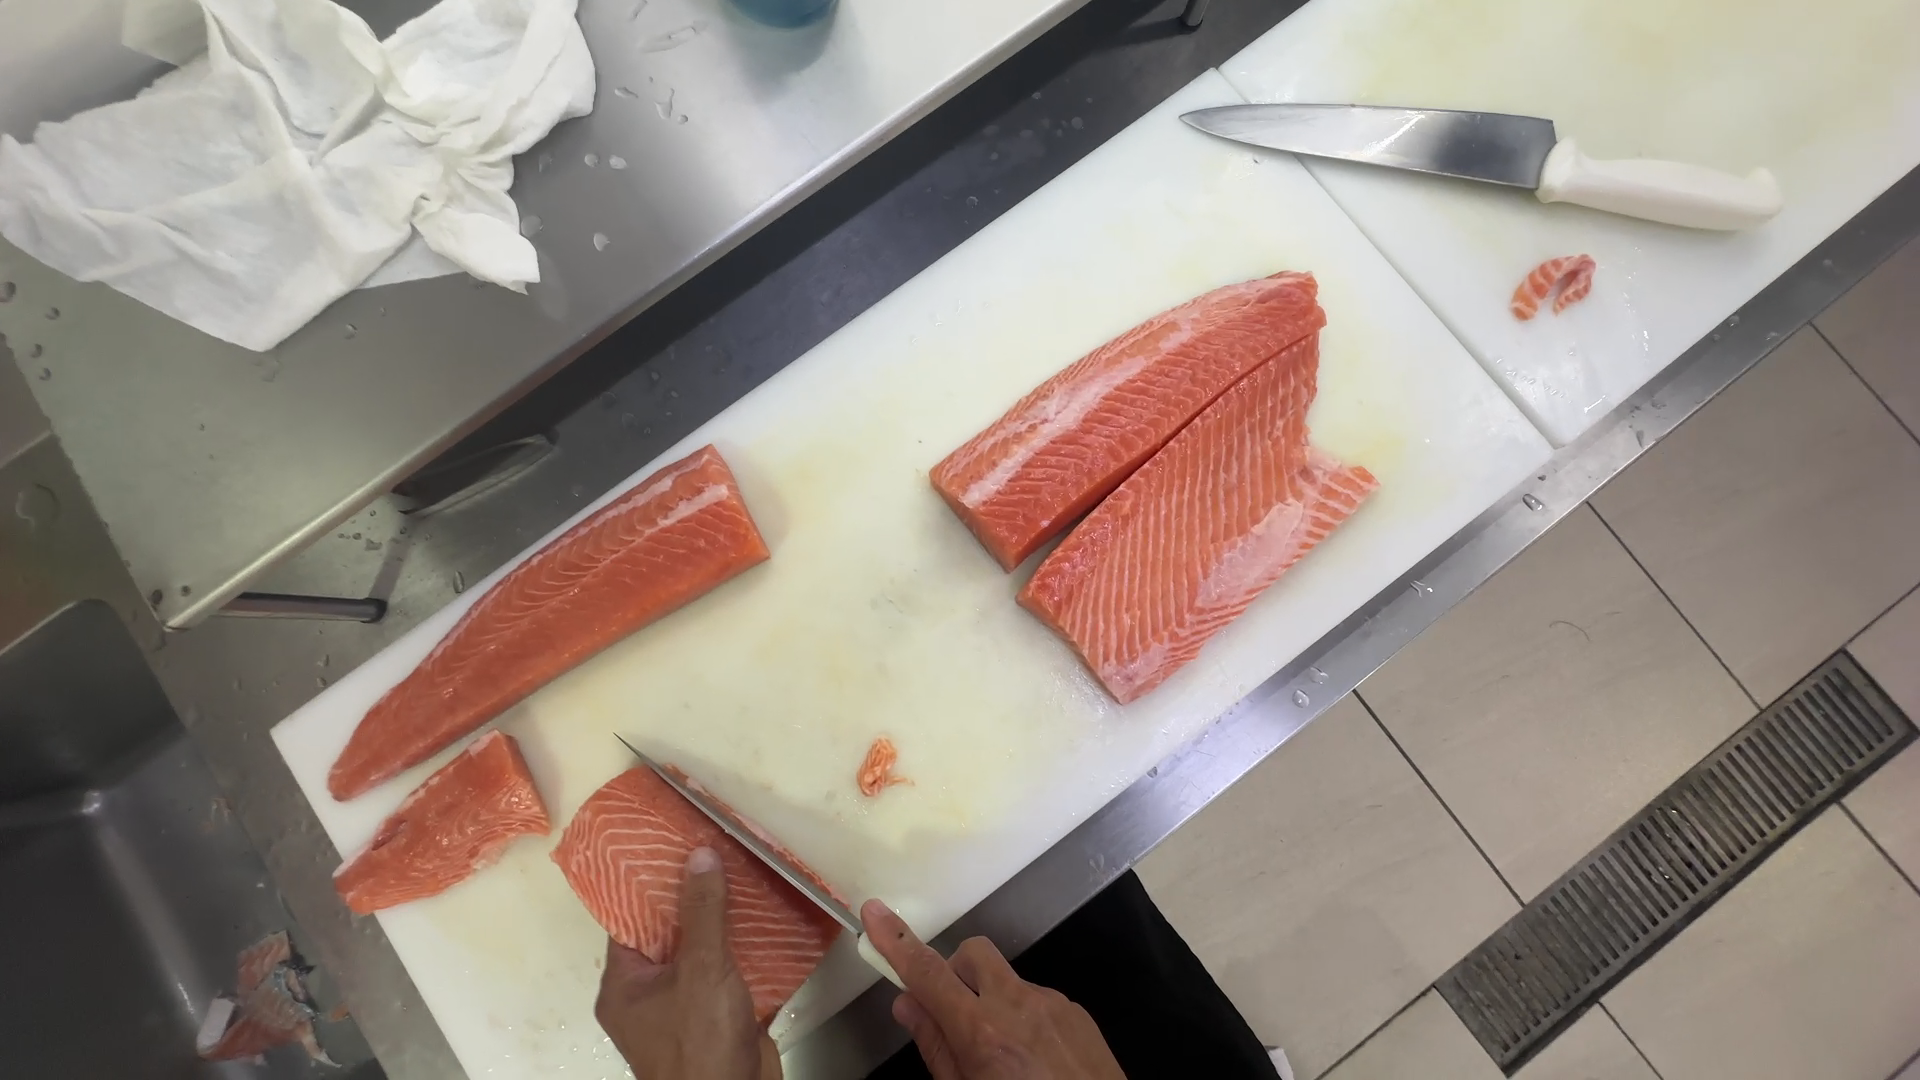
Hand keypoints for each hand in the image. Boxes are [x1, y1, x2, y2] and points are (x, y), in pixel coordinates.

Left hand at [594, 847, 779, 1079]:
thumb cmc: (701, 1041)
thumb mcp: (701, 969)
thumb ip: (702, 911)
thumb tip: (697, 853)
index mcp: (625, 985)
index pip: (631, 920)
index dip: (651, 881)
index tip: (673, 841)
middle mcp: (648, 992)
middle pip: (669, 930)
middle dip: (693, 892)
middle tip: (716, 845)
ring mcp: (684, 1004)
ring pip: (700, 946)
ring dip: (722, 914)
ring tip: (743, 867)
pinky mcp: (717, 1011)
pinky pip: (725, 965)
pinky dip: (741, 940)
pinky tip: (763, 911)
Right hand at [861, 900, 1124, 1079]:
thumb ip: (936, 1048)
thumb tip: (907, 1003)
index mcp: (983, 1033)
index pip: (928, 974)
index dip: (897, 942)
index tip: (874, 913)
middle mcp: (1018, 1004)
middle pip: (972, 954)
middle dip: (955, 974)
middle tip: (952, 1017)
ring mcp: (1052, 1003)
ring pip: (1007, 981)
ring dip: (992, 1004)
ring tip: (1003, 1060)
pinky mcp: (1077, 1012)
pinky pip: (1037, 1000)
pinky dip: (1024, 1020)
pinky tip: (1035, 1063)